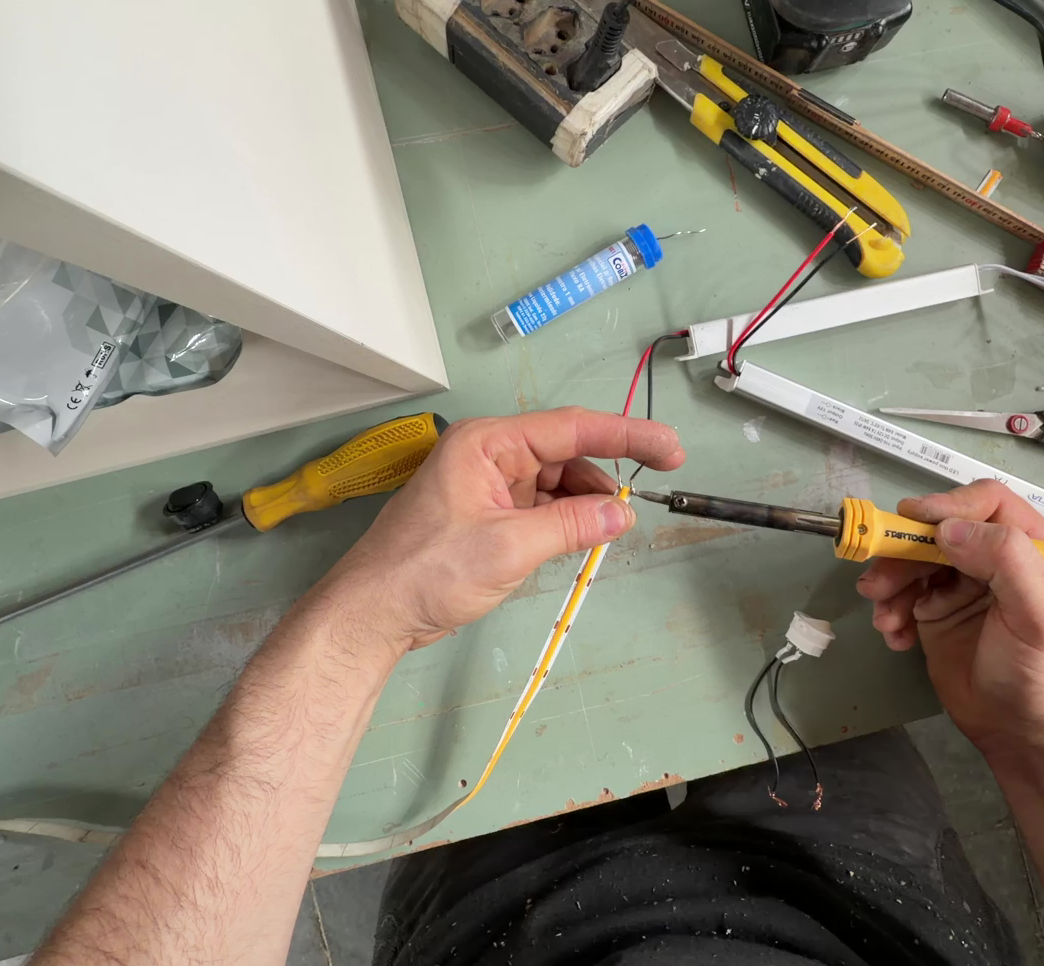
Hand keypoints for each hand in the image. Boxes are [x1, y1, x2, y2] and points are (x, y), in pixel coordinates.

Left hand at [313, 407, 684, 651]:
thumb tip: (623, 515)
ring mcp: (491, 484)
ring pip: (558, 481)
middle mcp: (492, 454)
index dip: (626, 436)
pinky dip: (568, 520)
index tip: (670, 448)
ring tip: (612, 529)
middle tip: (645, 499)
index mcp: (489, 442)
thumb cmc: (430, 570)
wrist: (373, 615)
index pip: (571, 428)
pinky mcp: (492, 513)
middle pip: (567, 453)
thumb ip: (572, 526)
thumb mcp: (509, 547)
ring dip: (587, 503)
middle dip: (605, 476)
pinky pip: (544, 506)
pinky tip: (586, 536)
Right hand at [855, 481, 1043, 758]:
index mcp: (1031, 548)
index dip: (947, 505)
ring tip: (884, 618)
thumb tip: (946, 531)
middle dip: (902, 551)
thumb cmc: (1039, 675)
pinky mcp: (934, 608)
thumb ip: (1006, 560)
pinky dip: (890, 610)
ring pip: (911, 559)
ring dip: (889, 584)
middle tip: (878, 581)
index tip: (911, 522)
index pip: (986, 502)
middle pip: (936, 529)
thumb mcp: (1039, 616)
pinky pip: (901, 592)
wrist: (1019, 736)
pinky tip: (895, 636)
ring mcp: (960, 583)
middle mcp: (992, 558)